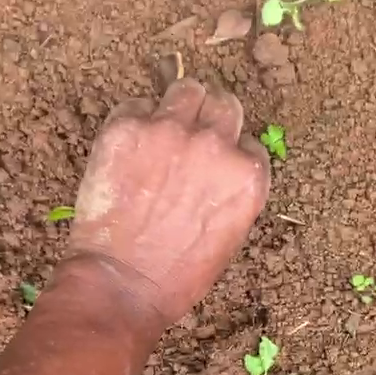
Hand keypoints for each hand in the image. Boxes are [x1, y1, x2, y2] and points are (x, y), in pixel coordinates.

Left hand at [67, 79, 269, 331]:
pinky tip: (132, 154)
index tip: (217, 169)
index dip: (233, 156)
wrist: (125, 283)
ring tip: (164, 136)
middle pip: (223, 104)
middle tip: (193, 142)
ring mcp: (170, 130)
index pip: (250, 144)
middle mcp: (216, 146)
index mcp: (247, 179)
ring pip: (186, 91)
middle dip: (211, 121)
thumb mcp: (227, 239)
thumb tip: (220, 170)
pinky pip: (139, 105)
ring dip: (179, 108)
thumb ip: (230, 194)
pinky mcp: (127, 125)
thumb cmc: (178, 276)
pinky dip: (138, 123)